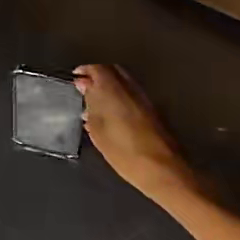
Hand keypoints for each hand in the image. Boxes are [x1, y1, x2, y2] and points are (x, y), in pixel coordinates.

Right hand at [74, 65, 195, 192]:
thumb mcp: (98, 130)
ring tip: (96, 103)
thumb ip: (90, 104)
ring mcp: (146, 99)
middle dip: (98, 75)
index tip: (75, 79)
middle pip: (114, 71)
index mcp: (115, 90)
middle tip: (85, 88)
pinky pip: (132, 95)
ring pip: (125, 82)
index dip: (85, 71)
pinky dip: (120, 97)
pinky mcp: (154, 111)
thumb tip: (84, 88)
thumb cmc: (124, 152)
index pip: (98, 68)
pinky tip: (112, 115)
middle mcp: (132, 89)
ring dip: (110, 86)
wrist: (164, 170)